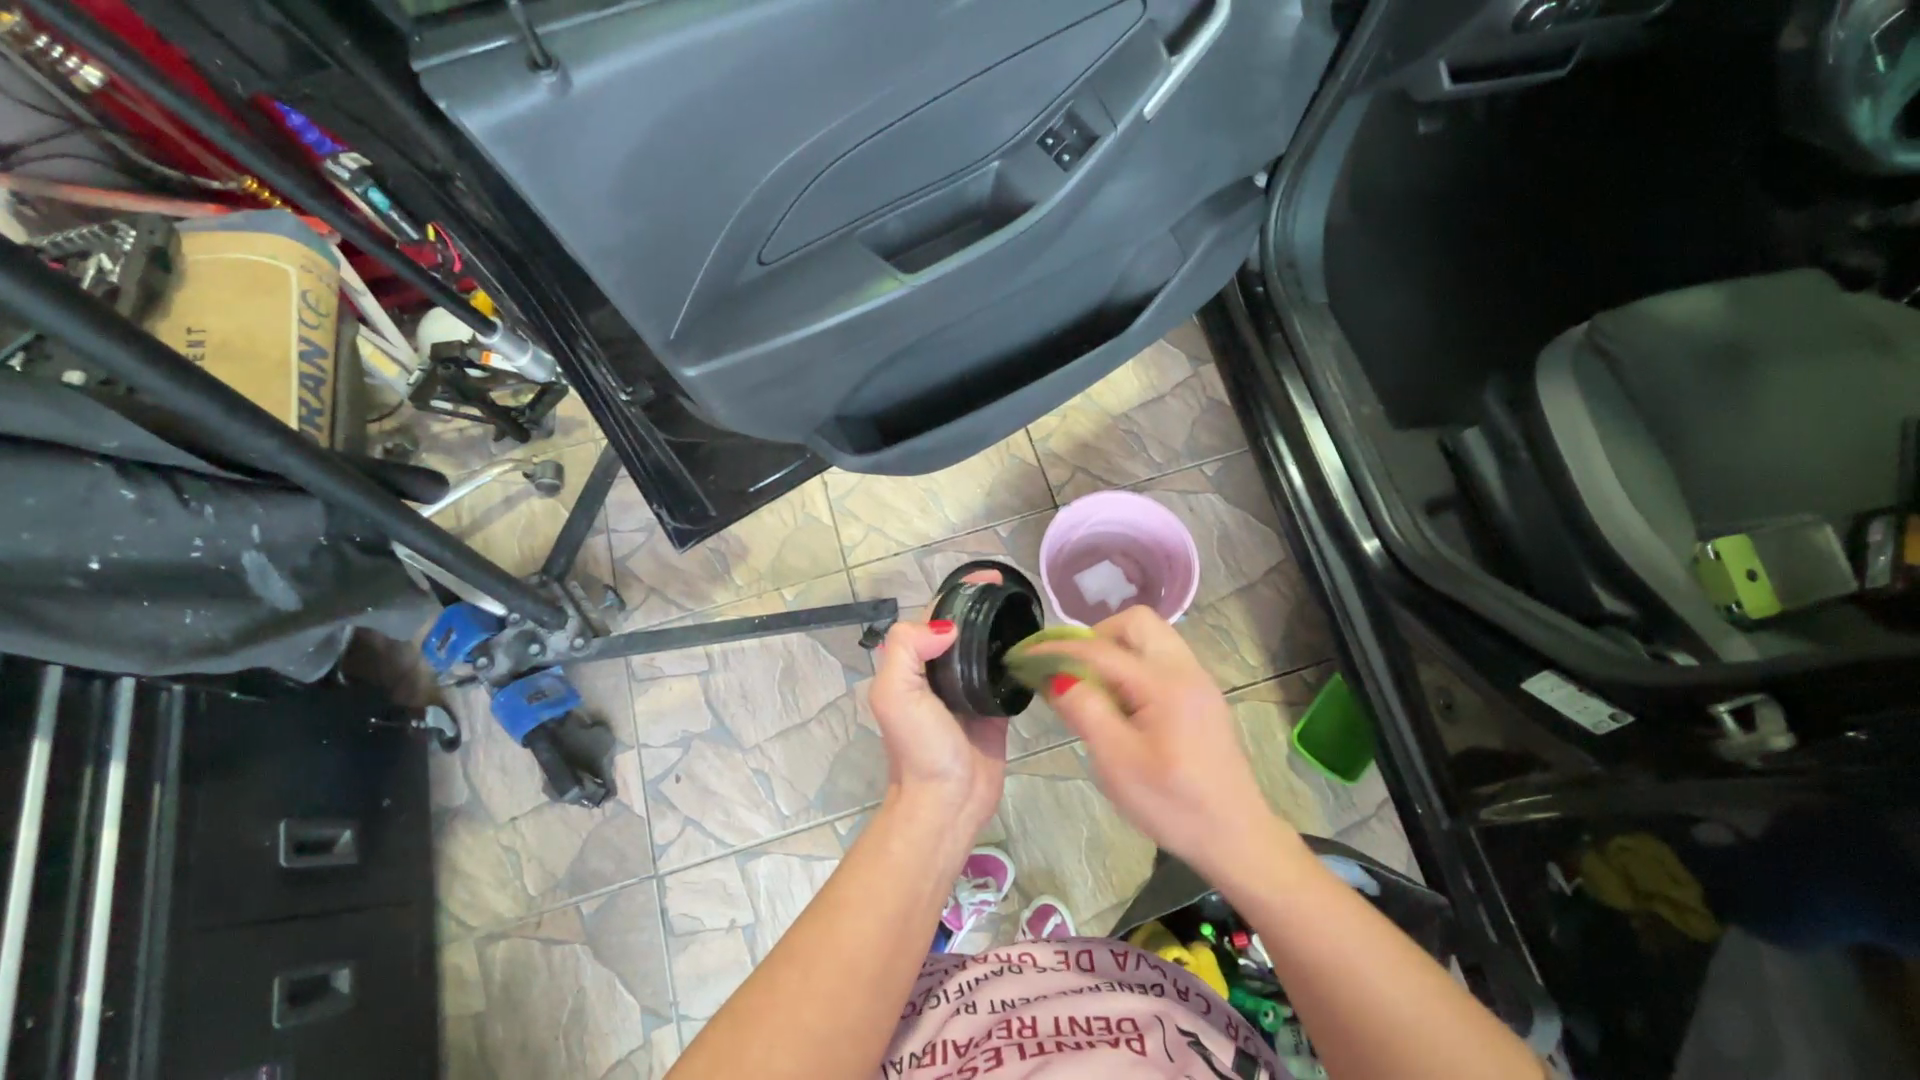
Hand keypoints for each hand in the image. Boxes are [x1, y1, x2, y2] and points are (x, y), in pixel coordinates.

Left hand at [867, 571, 1008, 833]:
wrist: (949, 801)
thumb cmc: (920, 749)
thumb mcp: (894, 694)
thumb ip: (907, 648)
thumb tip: (949, 626)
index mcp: (912, 663)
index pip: (936, 614)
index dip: (960, 591)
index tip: (991, 577)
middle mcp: (939, 670)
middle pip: (964, 626)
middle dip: (985, 604)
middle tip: (1017, 590)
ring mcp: (969, 688)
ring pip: (986, 646)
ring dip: (1004, 627)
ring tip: (1031, 609)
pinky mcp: (996, 706)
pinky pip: (1007, 673)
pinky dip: (1019, 656)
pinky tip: (1038, 644)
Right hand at [1035, 606, 1298, 875]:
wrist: (1236, 836)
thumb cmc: (1174, 805)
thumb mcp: (1118, 763)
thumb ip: (1085, 711)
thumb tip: (1055, 677)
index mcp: (1165, 684)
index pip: (1100, 650)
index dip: (1057, 650)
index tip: (1023, 657)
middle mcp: (1186, 670)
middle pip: (1135, 623)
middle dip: (1095, 637)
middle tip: (1069, 671)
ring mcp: (1199, 682)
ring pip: (1151, 639)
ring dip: (1115, 650)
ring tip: (1091, 688)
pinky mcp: (1202, 698)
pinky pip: (1161, 661)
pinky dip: (1133, 666)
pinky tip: (1120, 704)